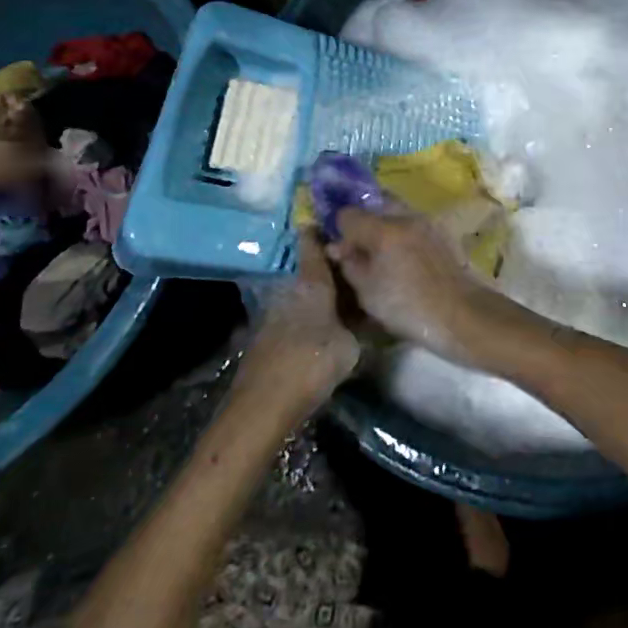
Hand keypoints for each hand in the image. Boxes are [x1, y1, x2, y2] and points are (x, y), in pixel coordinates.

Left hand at [236, 237, 359, 409]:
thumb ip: (358, 326)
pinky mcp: (268, 334)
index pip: (313, 244)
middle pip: (310, 270)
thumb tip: (363, 318)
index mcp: (311, 283)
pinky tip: (325, 327)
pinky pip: (296, 313)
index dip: (322, 231)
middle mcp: (290, 289)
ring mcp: (275, 311)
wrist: (264, 402)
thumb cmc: (312, 364)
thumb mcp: (350, 345)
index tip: (337, 225)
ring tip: (347, 301)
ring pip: (303, 292)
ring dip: (320, 293)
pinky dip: (310, 314)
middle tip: (356, 271)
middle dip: (330, 268)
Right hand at [323, 209, 485, 358]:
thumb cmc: (410, 308)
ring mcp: (427, 223)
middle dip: (361, 224)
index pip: (347, 214)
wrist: (465, 317)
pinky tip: (401, 262)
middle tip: (357, 251)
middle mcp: (405, 215)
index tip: (338, 252)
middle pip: (372, 206)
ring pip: (394, 214)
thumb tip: (338, 247)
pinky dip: (400, 237)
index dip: (337, 231)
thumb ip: (349, 264)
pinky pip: (411, 227)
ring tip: (379, 258)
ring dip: (382, 229)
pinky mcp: (442, 235)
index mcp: (383, 227)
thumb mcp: (367, 292)